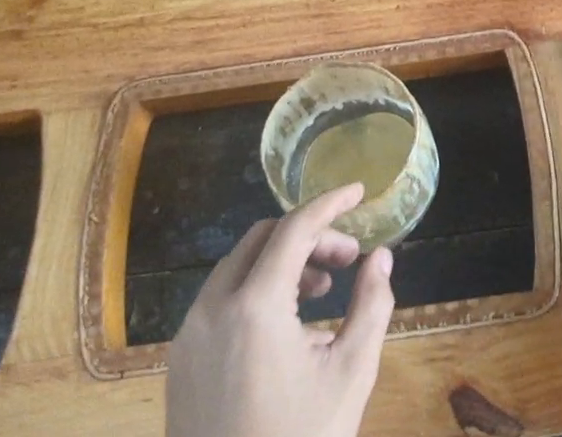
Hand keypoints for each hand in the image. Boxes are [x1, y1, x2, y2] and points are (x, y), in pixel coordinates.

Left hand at [166, 184, 395, 436]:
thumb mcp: (352, 372)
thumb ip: (372, 304)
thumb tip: (381, 256)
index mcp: (254, 307)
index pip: (294, 229)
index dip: (330, 204)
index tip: (358, 190)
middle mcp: (211, 309)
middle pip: (262, 240)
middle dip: (308, 236)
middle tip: (347, 259)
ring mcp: (188, 336)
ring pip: (237, 268)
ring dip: (281, 263)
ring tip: (321, 291)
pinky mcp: (180, 361)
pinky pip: (219, 302)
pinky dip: (255, 291)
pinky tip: (286, 325)